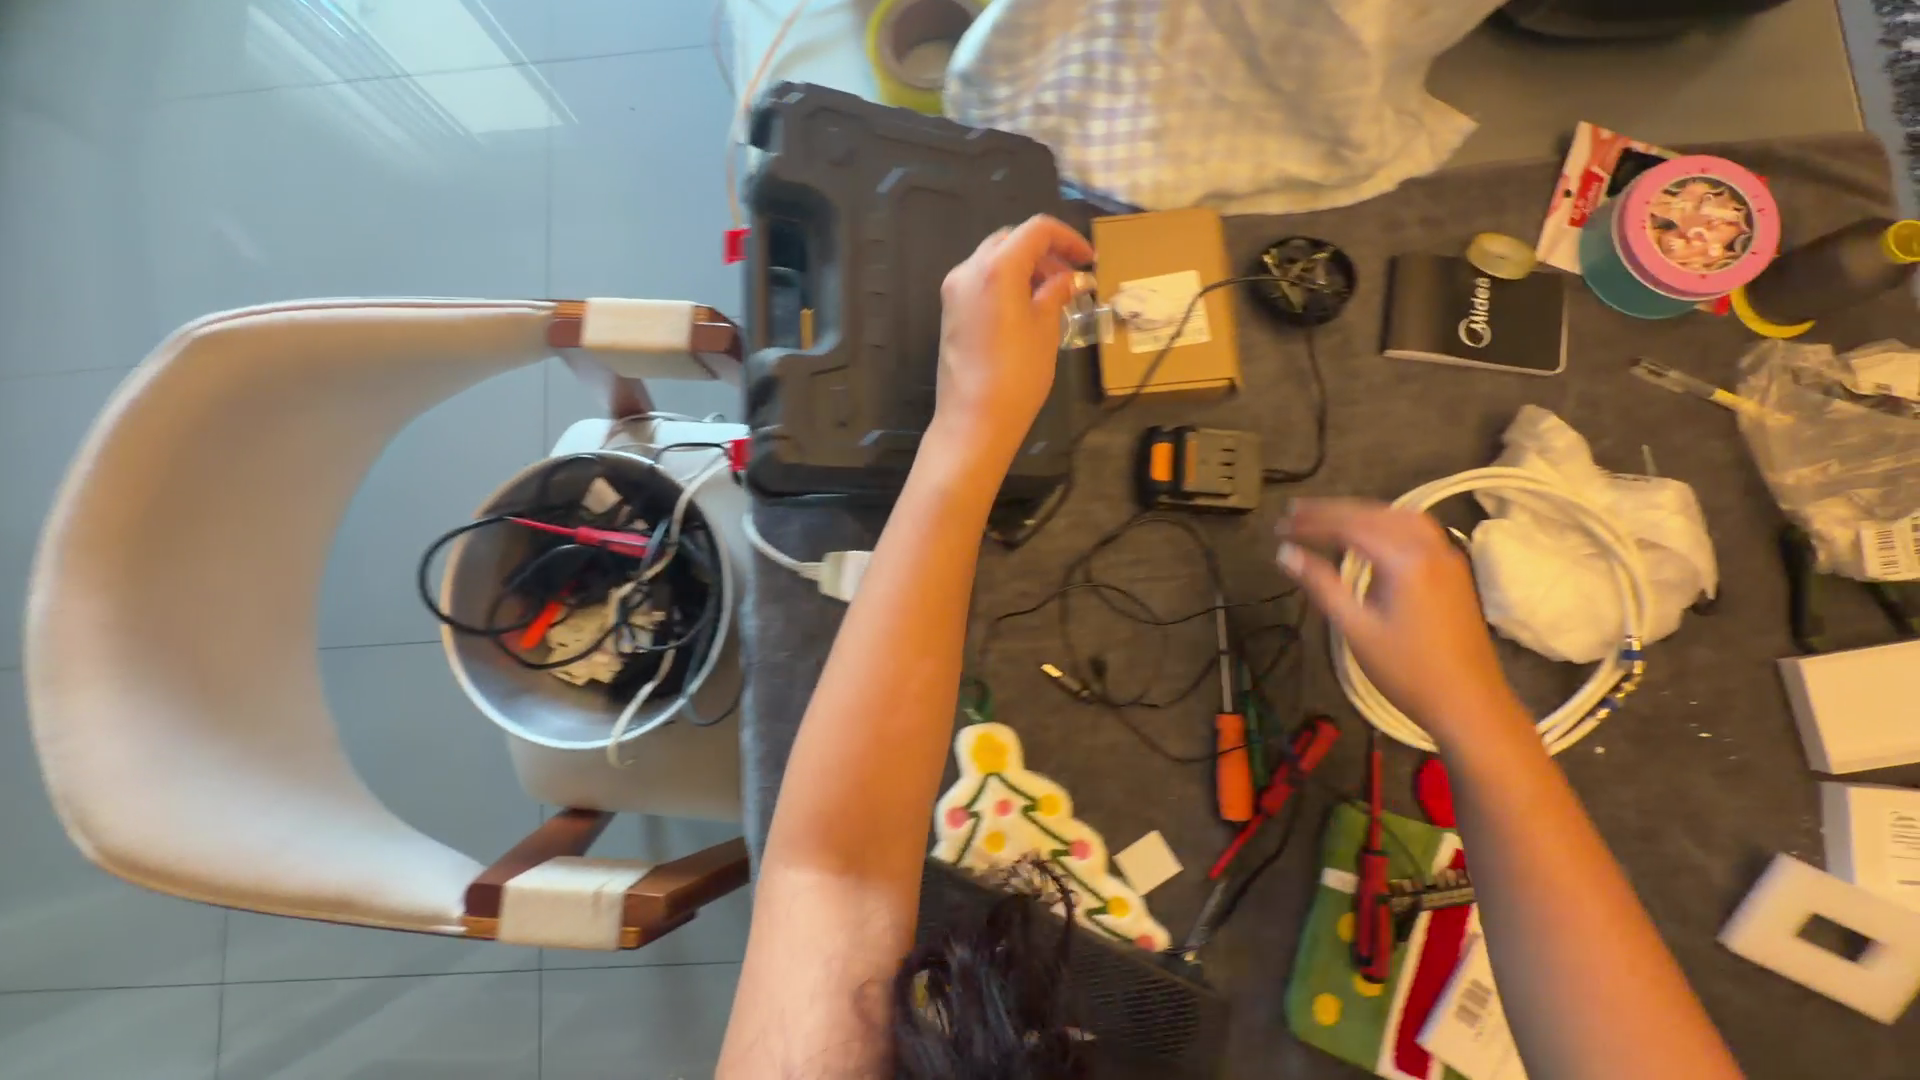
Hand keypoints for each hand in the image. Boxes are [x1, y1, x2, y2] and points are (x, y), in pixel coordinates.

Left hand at [934, 215, 1093, 460]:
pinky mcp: (950, 313)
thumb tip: (1067, 279)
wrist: (974, 420)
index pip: (1036, 230)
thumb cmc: (1017, 375)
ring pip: (993, 260)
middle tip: (1069, 278)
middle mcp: (969, 270)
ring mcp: (954, 292)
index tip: (1087, 260)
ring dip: (1024, 268)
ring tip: (1051, 296)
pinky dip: (1005, 284)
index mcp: (996, 268)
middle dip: (1044, 252)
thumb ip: (1055, 294)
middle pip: (1010, 241)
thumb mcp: (1045, 330)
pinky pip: (980, 283)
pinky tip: (1025, 308)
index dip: (1067, 239)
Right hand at [1276, 498, 1528, 743]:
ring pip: (1399, 517)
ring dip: (1361, 512)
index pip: (1349, 527)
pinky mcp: (1453, 571)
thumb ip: (1321, 585)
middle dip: (1332, 511)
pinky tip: (1368, 534)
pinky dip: (1385, 522)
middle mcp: (1430, 549)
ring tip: (1327, 518)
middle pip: (1374, 514)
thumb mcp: (1356, 629)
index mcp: (1405, 561)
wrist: (1469, 704)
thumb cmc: (1407, 671)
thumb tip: (1285, 553)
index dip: (1312, 523)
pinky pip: (1416, 530)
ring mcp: (1447, 558)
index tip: (1279, 527)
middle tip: (1294, 513)